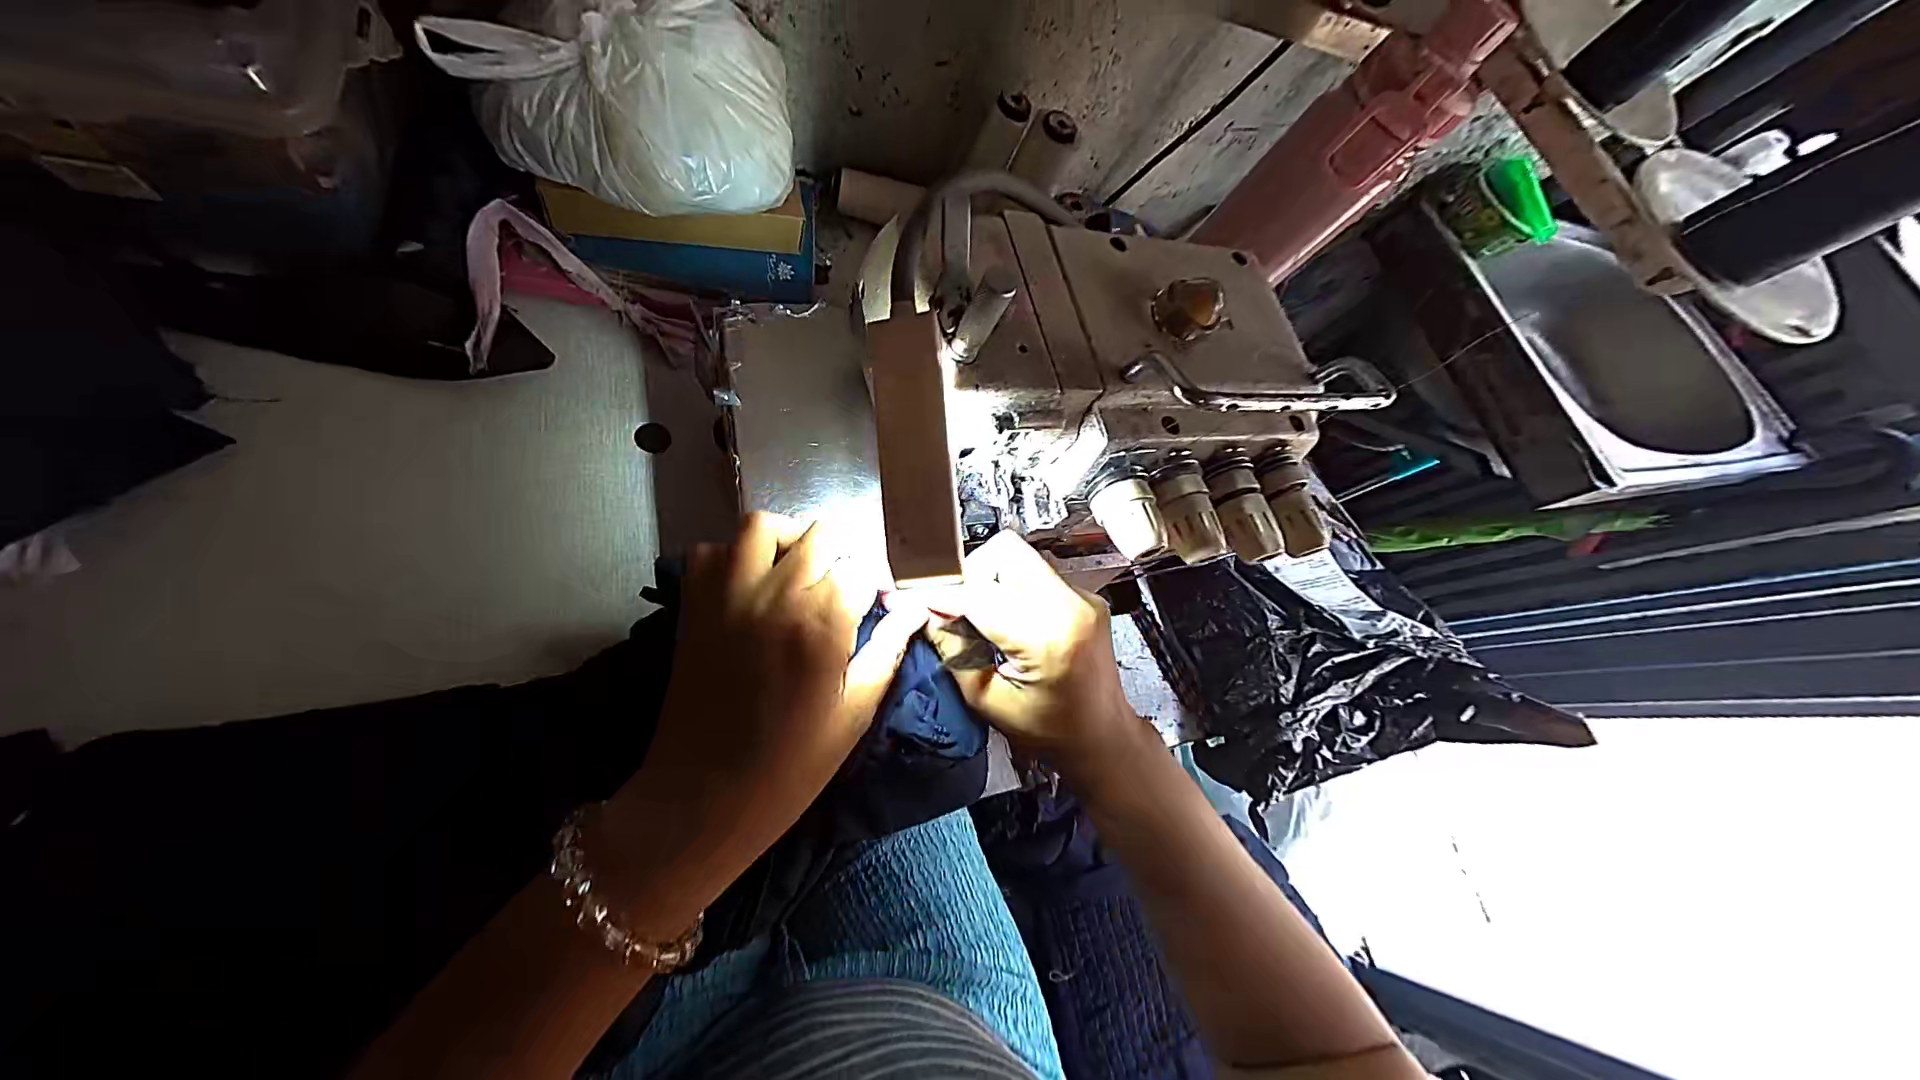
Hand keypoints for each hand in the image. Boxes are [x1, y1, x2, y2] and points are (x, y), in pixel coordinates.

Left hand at [599, 513, 924, 936]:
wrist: (704, 795)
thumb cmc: (794, 761)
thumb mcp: (857, 709)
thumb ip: (888, 647)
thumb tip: (914, 608)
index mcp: (824, 619)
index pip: (863, 570)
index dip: (876, 586)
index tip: (877, 606)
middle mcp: (776, 591)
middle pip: (821, 535)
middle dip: (842, 555)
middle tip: (844, 587)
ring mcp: (729, 592)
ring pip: (763, 525)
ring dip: (789, 538)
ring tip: (799, 569)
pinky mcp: (694, 603)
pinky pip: (713, 549)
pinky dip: (735, 554)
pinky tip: (751, 584)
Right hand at [898, 530, 1141, 776]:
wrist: (1102, 735)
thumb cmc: (1053, 729)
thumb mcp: (989, 701)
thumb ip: (954, 652)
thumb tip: (929, 613)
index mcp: (1047, 639)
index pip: (979, 593)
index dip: (942, 593)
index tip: (920, 597)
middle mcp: (1070, 607)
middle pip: (1004, 552)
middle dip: (971, 574)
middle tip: (957, 605)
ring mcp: (1081, 598)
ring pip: (1020, 557)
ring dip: (992, 578)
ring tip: (985, 617)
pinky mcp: (1084, 596)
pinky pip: (1037, 573)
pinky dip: (1014, 588)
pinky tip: (1011, 621)